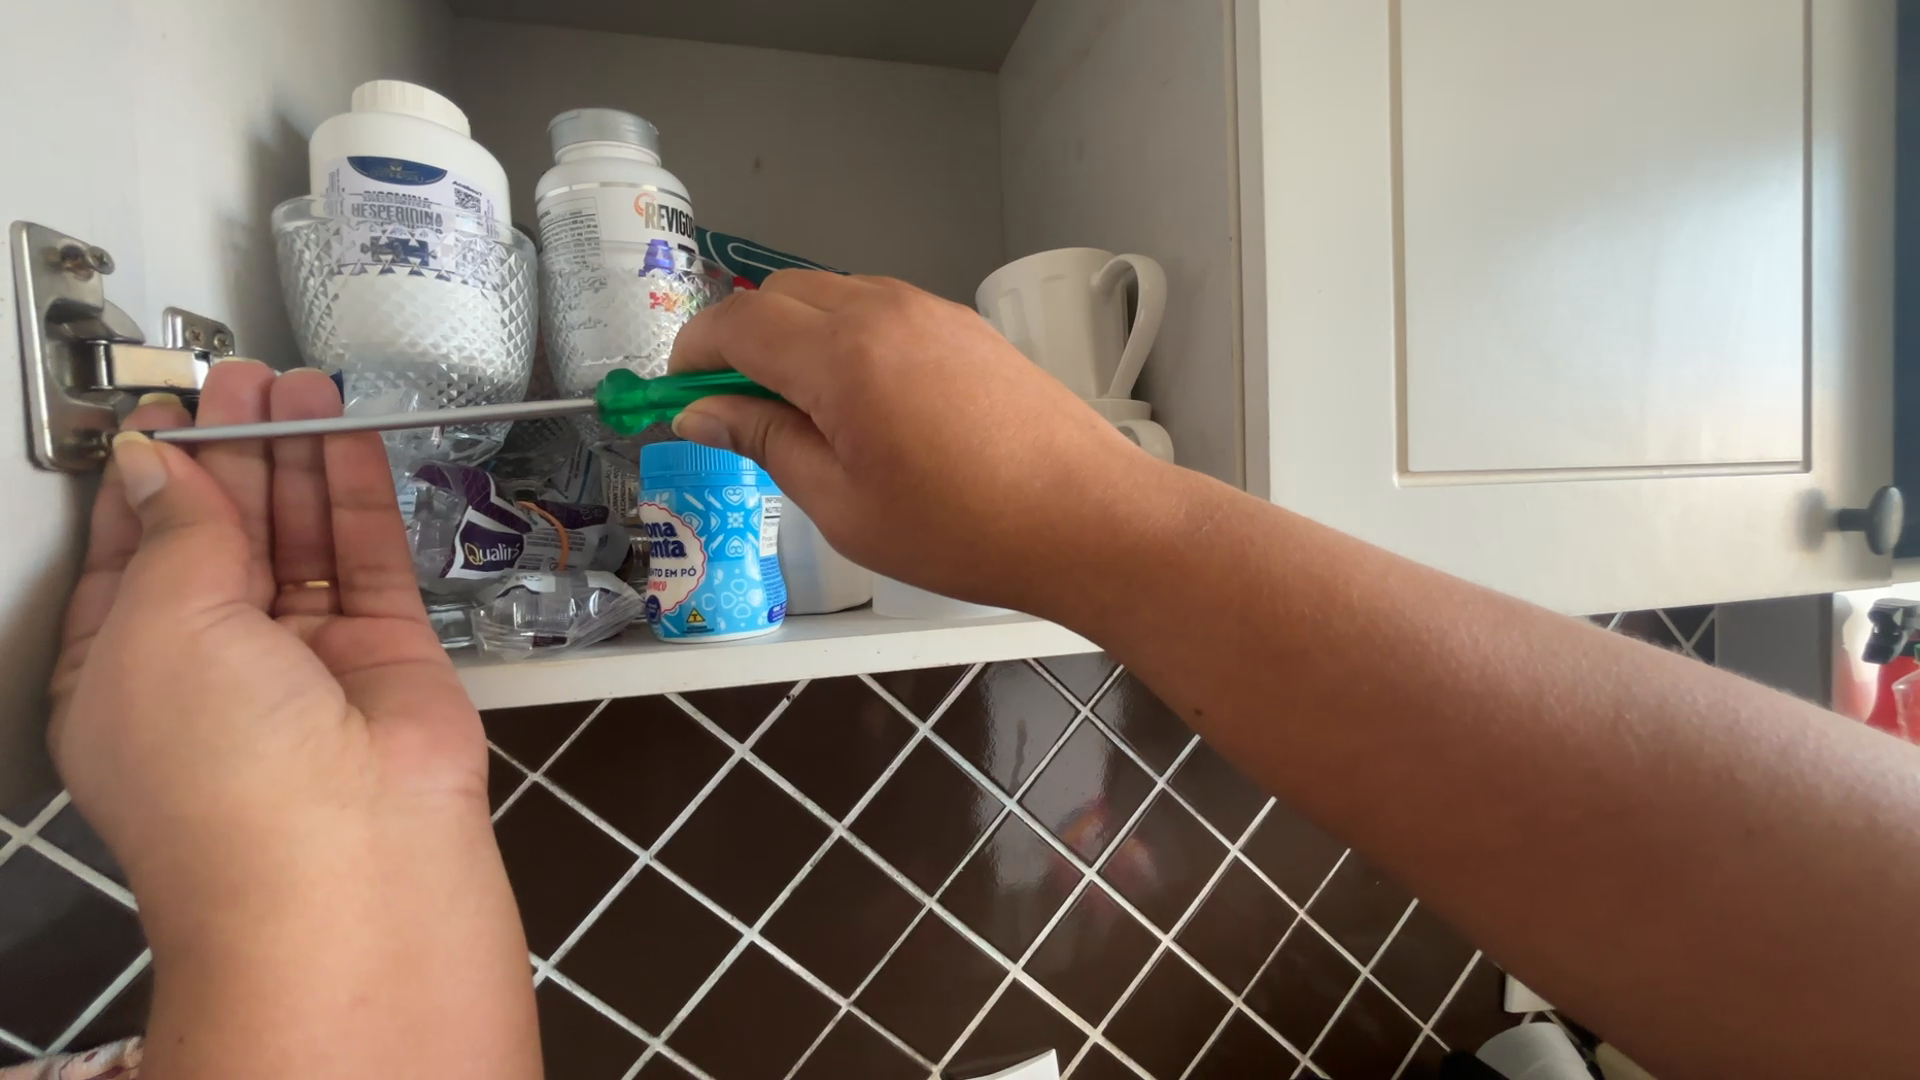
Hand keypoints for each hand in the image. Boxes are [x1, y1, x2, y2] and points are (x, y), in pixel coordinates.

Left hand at [46, 364, 534, 1075]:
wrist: (352, 837)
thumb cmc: (218, 759)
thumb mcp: (163, 637)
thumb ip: (183, 540)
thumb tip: (167, 464)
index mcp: (133, 658)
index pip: (140, 543)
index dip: (158, 471)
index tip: (174, 405)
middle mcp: (223, 644)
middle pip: (230, 526)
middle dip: (237, 449)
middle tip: (251, 378)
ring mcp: (313, 639)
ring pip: (303, 532)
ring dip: (303, 459)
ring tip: (305, 389)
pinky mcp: (389, 635)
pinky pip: (368, 553)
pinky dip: (360, 495)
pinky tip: (355, 441)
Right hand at [668, 272, 1159, 609]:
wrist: (1088, 520)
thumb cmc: (961, 532)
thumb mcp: (843, 505)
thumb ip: (766, 443)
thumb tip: (701, 413)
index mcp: (843, 354)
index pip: (736, 324)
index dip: (693, 356)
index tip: (682, 398)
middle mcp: (885, 310)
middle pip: (780, 295)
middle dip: (741, 342)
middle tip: (742, 412)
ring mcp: (934, 311)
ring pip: (833, 296)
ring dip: (797, 337)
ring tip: (805, 411)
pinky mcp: (968, 327)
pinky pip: (883, 311)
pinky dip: (848, 338)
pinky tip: (866, 399)